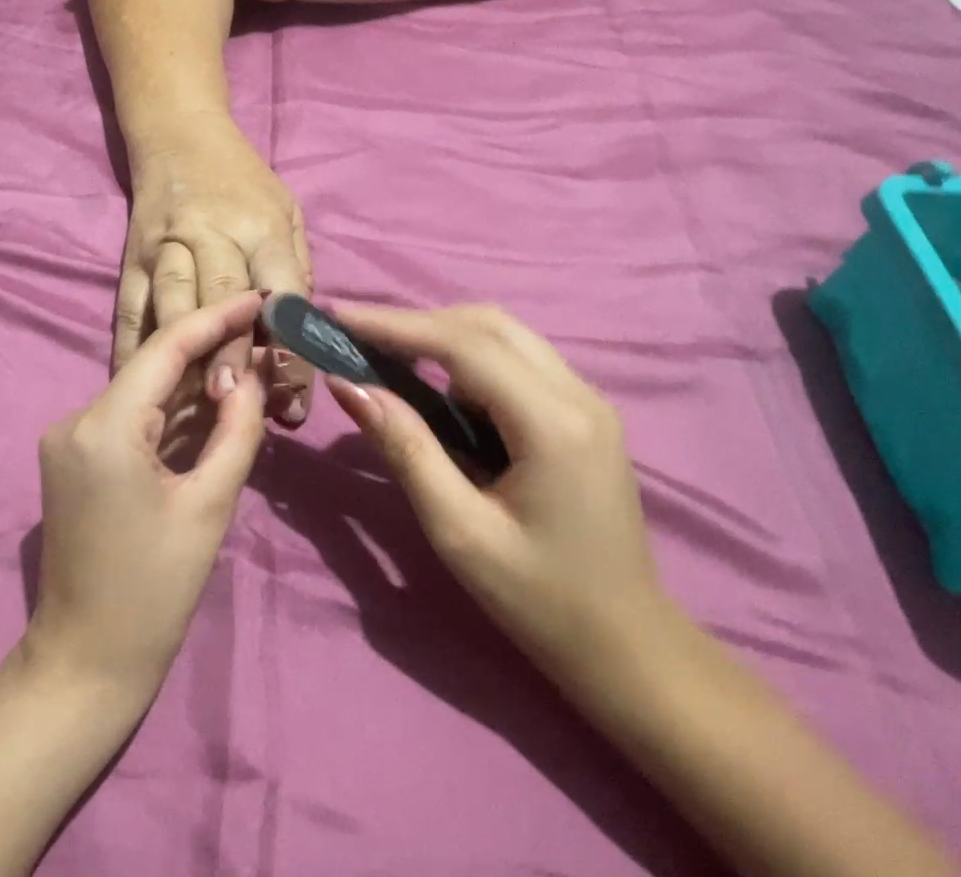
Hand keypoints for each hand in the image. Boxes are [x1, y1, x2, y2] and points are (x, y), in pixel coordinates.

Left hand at [29, 294, 267, 693]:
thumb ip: (236, 429)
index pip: (166, 349)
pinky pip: (130, 423)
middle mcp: (75, 420)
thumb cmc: (154, 588)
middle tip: (269, 335)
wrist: (87, 655)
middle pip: (152, 369)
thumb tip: (252, 375)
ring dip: (193, 384)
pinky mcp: (74, 461)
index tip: (261, 298)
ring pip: (142, 395)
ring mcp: (68, 440)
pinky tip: (214, 403)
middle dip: (211, 352)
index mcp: (103, 426)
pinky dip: (171, 415)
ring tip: (253, 363)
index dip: (217, 318)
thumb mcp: (208, 504)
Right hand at [116, 121, 313, 426]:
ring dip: (183, 354)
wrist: (178, 135)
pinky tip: (135, 386)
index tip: (293, 395)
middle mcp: (212, 235)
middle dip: (230, 352)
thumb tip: (302, 337)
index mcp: (262, 226)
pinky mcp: (131, 259)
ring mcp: (166, 247)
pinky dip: (130, 349)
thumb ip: (296, 268)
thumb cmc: (243, 182)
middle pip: (222, 297)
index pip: (282, 288)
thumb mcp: (286, 211)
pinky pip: (130, 308)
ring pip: (173, 303)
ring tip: (192, 403)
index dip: (289, 343)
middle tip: (236, 403)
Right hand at [325, 303, 670, 685]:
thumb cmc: (536, 597)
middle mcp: (578, 395)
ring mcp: (588, 403)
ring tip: (384, 361)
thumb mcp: (458, 529)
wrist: (624, 644)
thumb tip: (348, 386)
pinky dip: (468, 364)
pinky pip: (518, 366)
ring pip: (506, 339)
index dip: (394, 324)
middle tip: (355, 339)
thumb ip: (405, 448)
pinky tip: (435, 392)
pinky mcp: (584, 418)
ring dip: (442, 340)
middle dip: (416, 323)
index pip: (463, 343)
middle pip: (488, 325)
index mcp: (552, 422)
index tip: (336, 316)